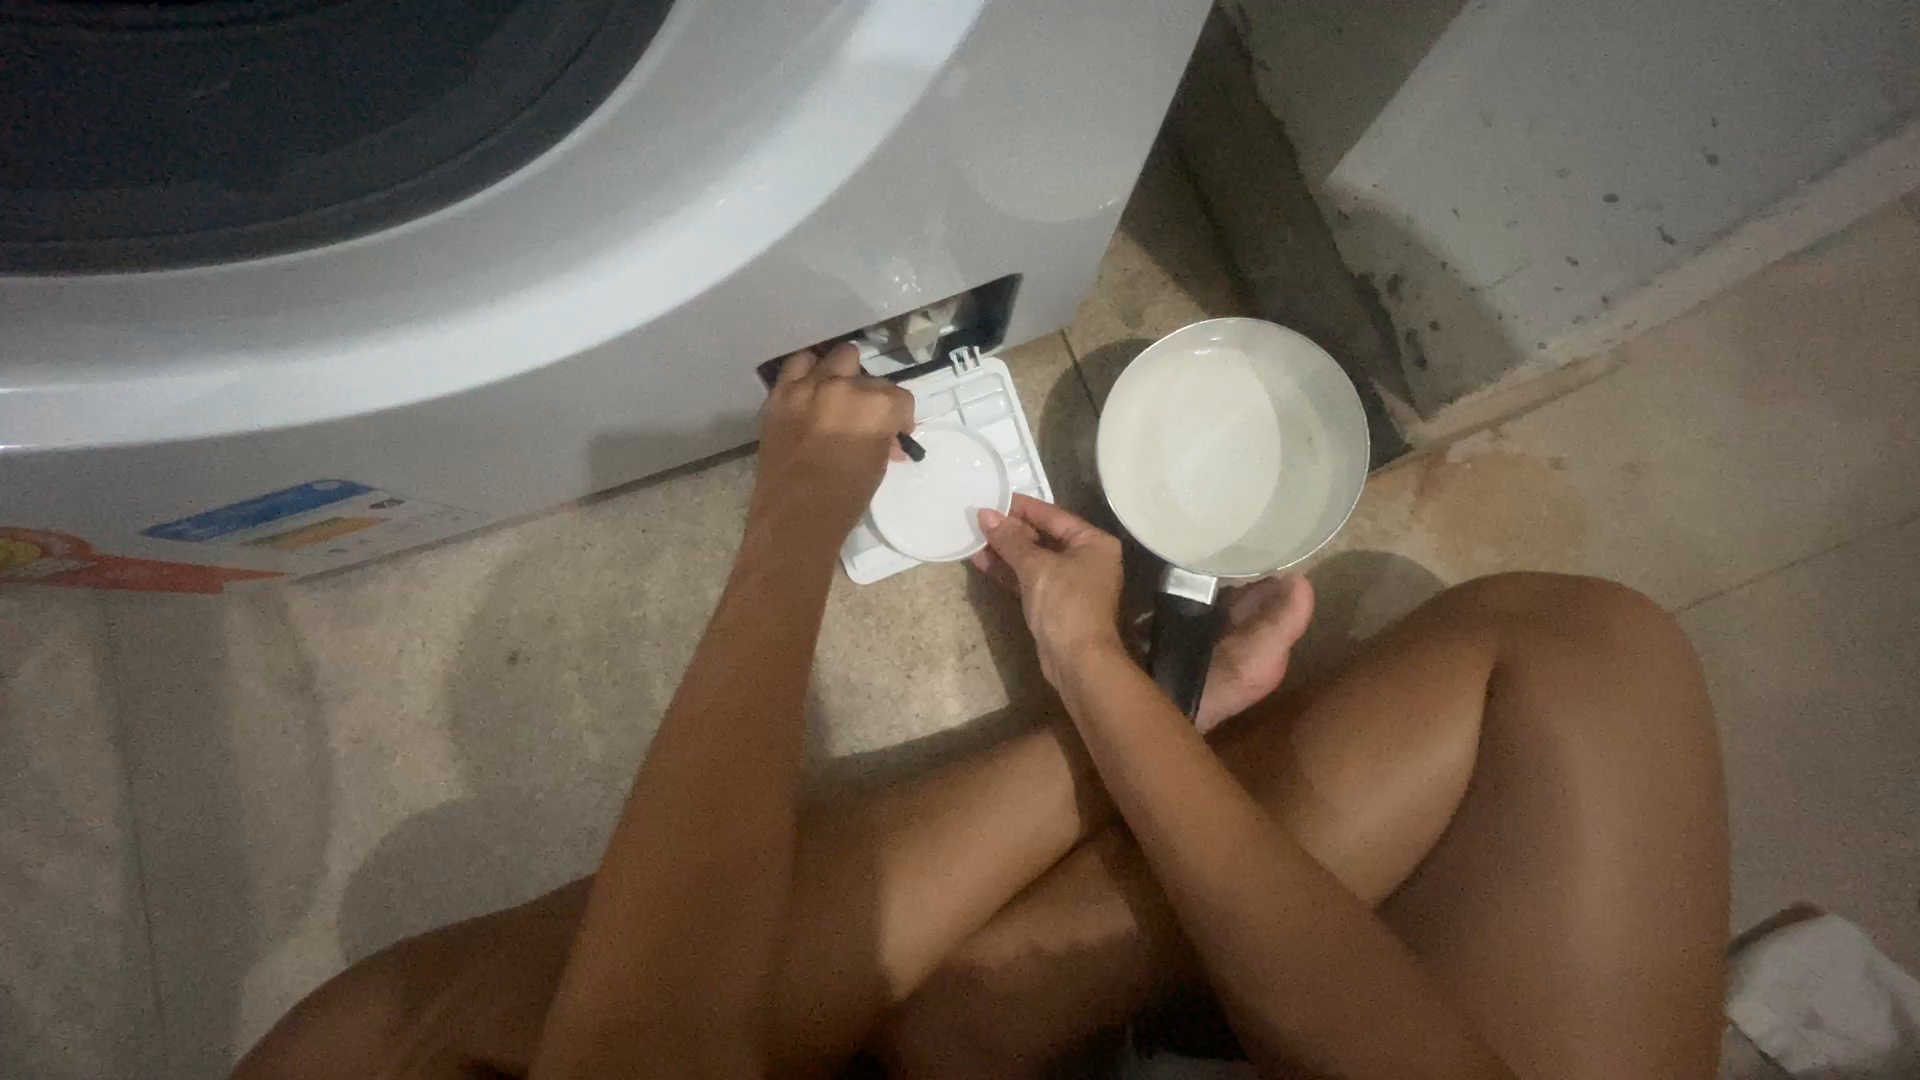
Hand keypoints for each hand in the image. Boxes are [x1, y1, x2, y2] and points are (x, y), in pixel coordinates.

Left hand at [752, 343, 915, 538]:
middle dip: (874, 395)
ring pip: (835, 358)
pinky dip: (808, 375)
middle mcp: (844, 387)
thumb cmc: (846, 498)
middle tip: (867, 416)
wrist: (795, 516)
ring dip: (842, 372)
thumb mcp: (878, 465)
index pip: (900, 397)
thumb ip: (884, 438)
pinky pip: (797, 367)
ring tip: (839, 392)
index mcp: (877, 407)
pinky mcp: (780, 395)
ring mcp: (808, 388)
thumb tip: (887, 434)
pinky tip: (811, 392)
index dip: (901, 417)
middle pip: (871, 377)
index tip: (896, 433)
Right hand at [971, 495, 1125, 683]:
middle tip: (978, 521)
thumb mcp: (1036, 567)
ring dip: (1005, 551)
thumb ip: (1010, 540)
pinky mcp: (1055, 602)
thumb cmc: (1065, 605)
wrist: (1078, 661)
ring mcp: (1071, 582)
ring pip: (1034, 559)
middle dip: (1010, 531)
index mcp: (1093, 542)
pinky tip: (983, 562)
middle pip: (1043, 536)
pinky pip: (1030, 578)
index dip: (1021, 508)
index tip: (993, 500)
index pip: (1053, 515)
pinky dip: (1009, 571)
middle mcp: (1086, 558)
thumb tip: (986, 515)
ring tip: (974, 540)